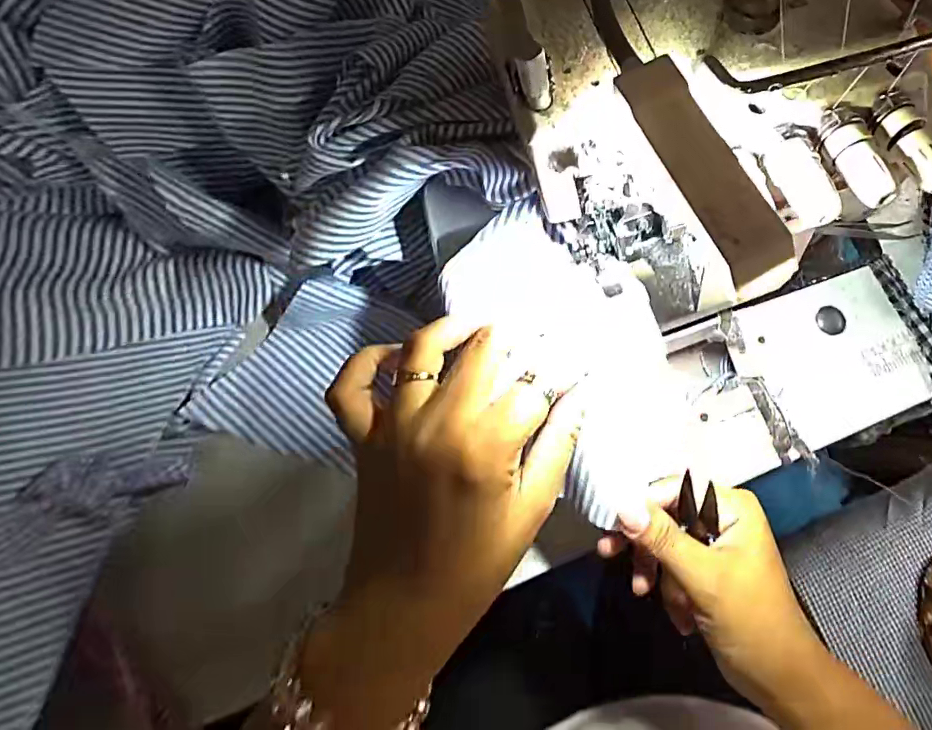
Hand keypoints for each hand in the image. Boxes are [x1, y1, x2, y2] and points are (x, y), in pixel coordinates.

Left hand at [300, 319, 585, 728]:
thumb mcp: (533, 507)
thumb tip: (580, 394)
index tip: (570, 378)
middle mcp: (438, 423)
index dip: (557, 379)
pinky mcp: (363, 438)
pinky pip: (351, 386)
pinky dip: (368, 360)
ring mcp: (395, 426)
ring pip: (420, 349)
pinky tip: (398, 355)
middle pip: (481, 349)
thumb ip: (559, 443)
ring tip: (480, 324)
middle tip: (533, 335)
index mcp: (486, 445)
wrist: (402, 608)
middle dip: (516, 336)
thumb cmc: (479, 562)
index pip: (531, 388)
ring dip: (454, 326)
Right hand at [608, 485, 831, 708]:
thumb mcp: (703, 578)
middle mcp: (725, 517)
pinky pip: (676, 569)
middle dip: (651, 550)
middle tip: (623, 564)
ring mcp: (718, 544)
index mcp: (733, 506)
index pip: (677, 488)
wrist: (778, 675)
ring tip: (670, 605)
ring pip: (669, 546)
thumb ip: (663, 540)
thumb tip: (627, 507)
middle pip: (669, 516)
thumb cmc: (753, 621)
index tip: (613, 524)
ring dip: (664, 579)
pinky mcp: (710, 571)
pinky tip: (684, 616)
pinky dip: (673, 592)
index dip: (644, 504)